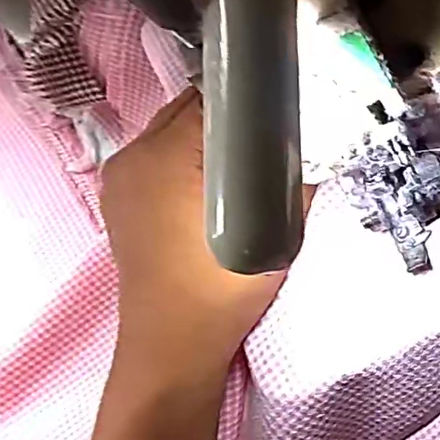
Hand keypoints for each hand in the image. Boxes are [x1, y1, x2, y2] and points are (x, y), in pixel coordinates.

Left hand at [100, 89, 301, 385]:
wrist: (175, 343)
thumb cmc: (224, 287)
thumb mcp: (275, 232)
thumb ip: (297, 182)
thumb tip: (319, 148)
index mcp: (163, 156)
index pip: (211, 98)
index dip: (250, 97)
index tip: (284, 105)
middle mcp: (132, 158)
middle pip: (187, 109)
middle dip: (232, 114)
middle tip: (273, 132)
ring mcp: (120, 180)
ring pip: (172, 133)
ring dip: (210, 137)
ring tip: (248, 159)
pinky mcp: (122, 202)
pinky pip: (159, 159)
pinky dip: (189, 158)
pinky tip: (218, 185)